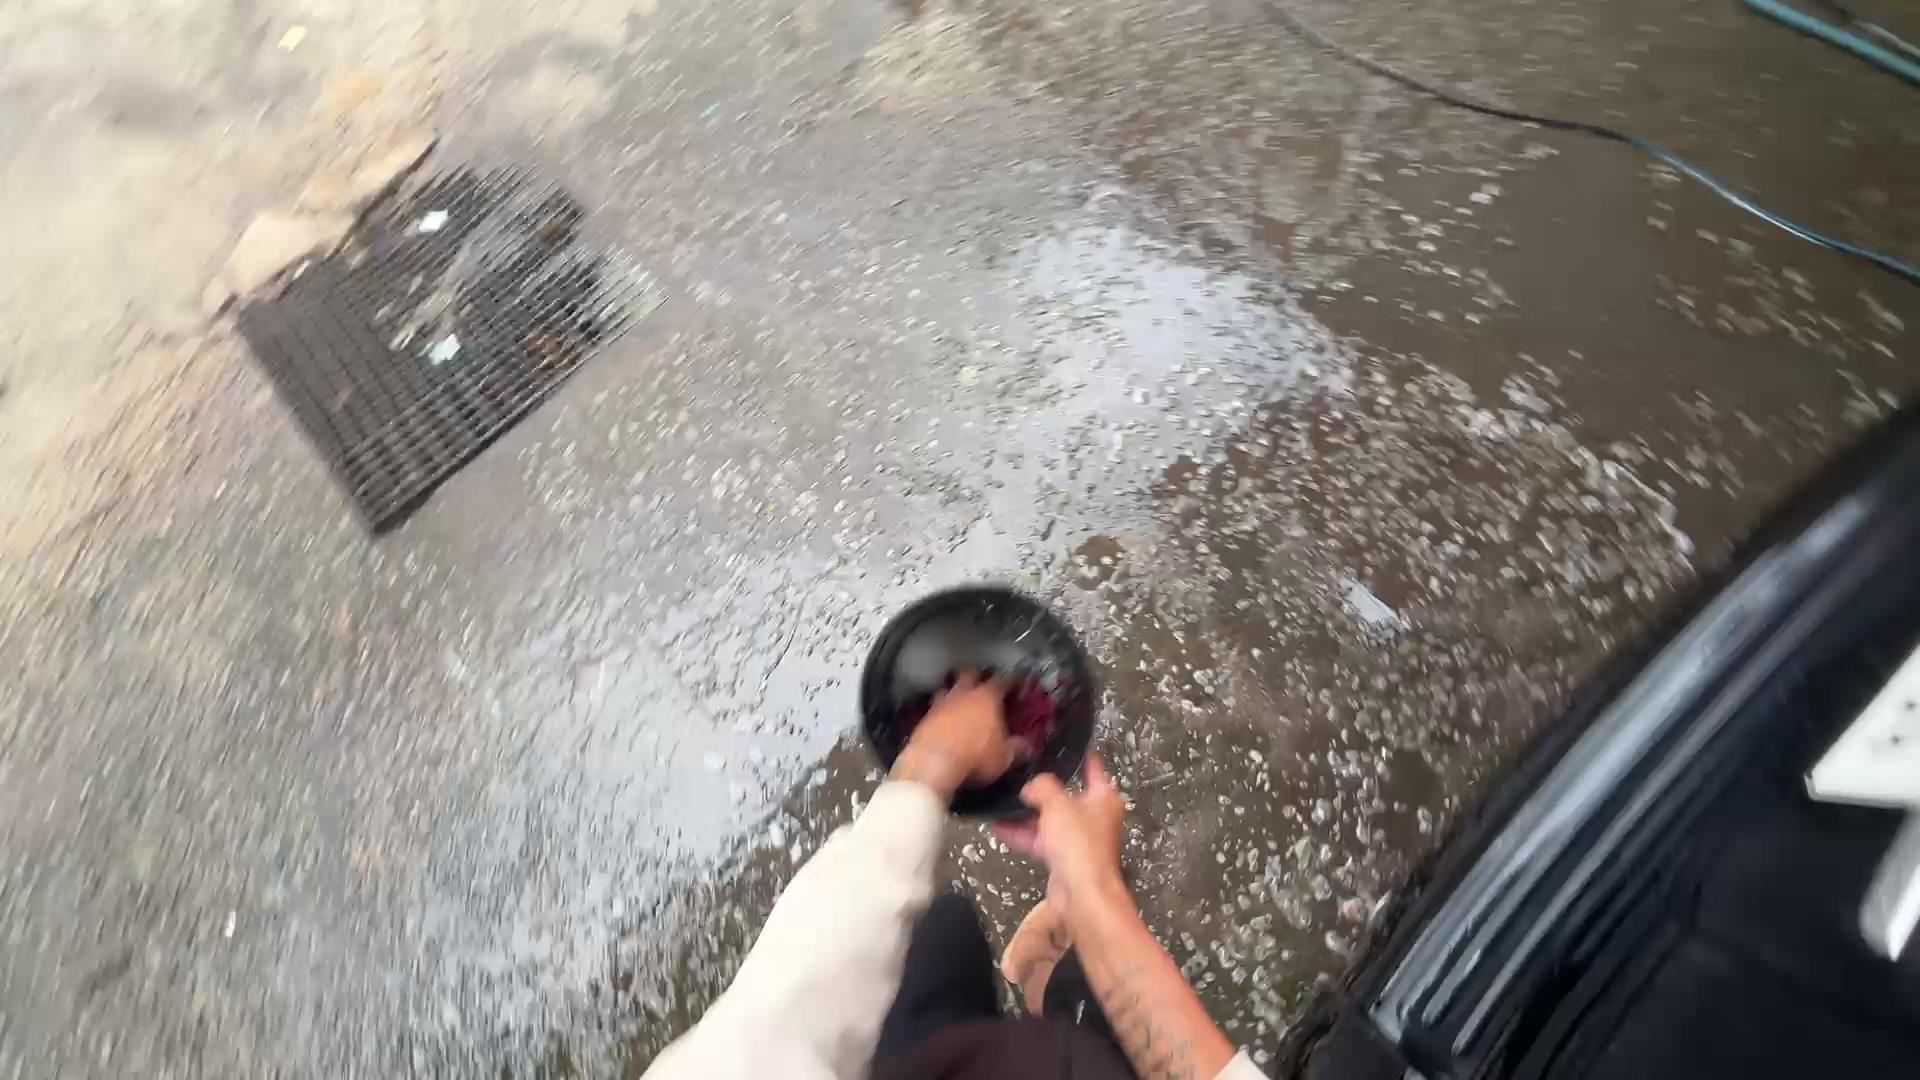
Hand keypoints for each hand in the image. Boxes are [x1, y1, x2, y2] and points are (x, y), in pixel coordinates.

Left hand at [891, 673, 1024, 799]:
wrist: (933, 762)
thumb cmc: (976, 756)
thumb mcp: (1005, 757)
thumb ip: (1018, 748)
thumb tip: (1027, 746)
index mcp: (987, 697)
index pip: (1002, 681)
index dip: (1010, 681)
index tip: (1015, 683)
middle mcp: (964, 693)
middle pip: (970, 674)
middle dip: (978, 677)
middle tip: (983, 685)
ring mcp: (941, 702)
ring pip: (948, 687)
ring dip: (954, 691)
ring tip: (959, 700)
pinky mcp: (924, 716)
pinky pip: (934, 706)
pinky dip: (940, 710)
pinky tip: (942, 718)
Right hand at [991, 755, 1130, 931]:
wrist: (1081, 896)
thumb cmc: (1078, 843)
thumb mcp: (1058, 803)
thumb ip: (1042, 787)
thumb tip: (1031, 787)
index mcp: (1103, 797)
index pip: (1091, 766)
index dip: (1076, 753)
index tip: (1057, 742)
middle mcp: (1094, 816)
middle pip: (1065, 795)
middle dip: (1041, 787)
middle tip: (1018, 772)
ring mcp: (1078, 839)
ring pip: (1049, 819)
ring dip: (1026, 813)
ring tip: (1000, 799)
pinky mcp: (1064, 859)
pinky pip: (1040, 841)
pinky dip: (1021, 834)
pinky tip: (997, 826)